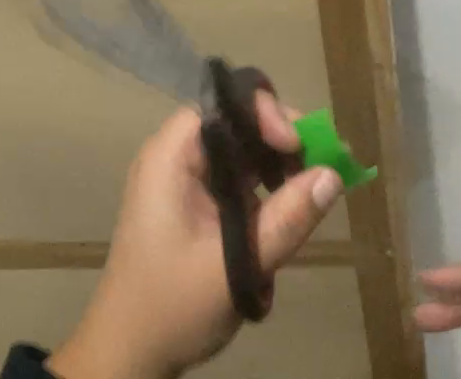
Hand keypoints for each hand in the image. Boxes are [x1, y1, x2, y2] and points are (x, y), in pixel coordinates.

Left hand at [50, 99, 345, 378]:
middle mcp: (176, 159)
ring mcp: (185, 182)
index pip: (221, 106)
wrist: (128, 356)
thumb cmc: (171, 305)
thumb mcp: (234, 265)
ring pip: (241, 153)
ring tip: (311, 190)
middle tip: (320, 166)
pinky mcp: (196, 206)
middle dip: (279, 141)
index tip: (297, 146)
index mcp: (170, 157)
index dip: (262, 114)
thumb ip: (286, 220)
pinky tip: (288, 212)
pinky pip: (236, 180)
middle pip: (235, 125)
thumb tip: (333, 175)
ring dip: (277, 166)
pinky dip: (265, 190)